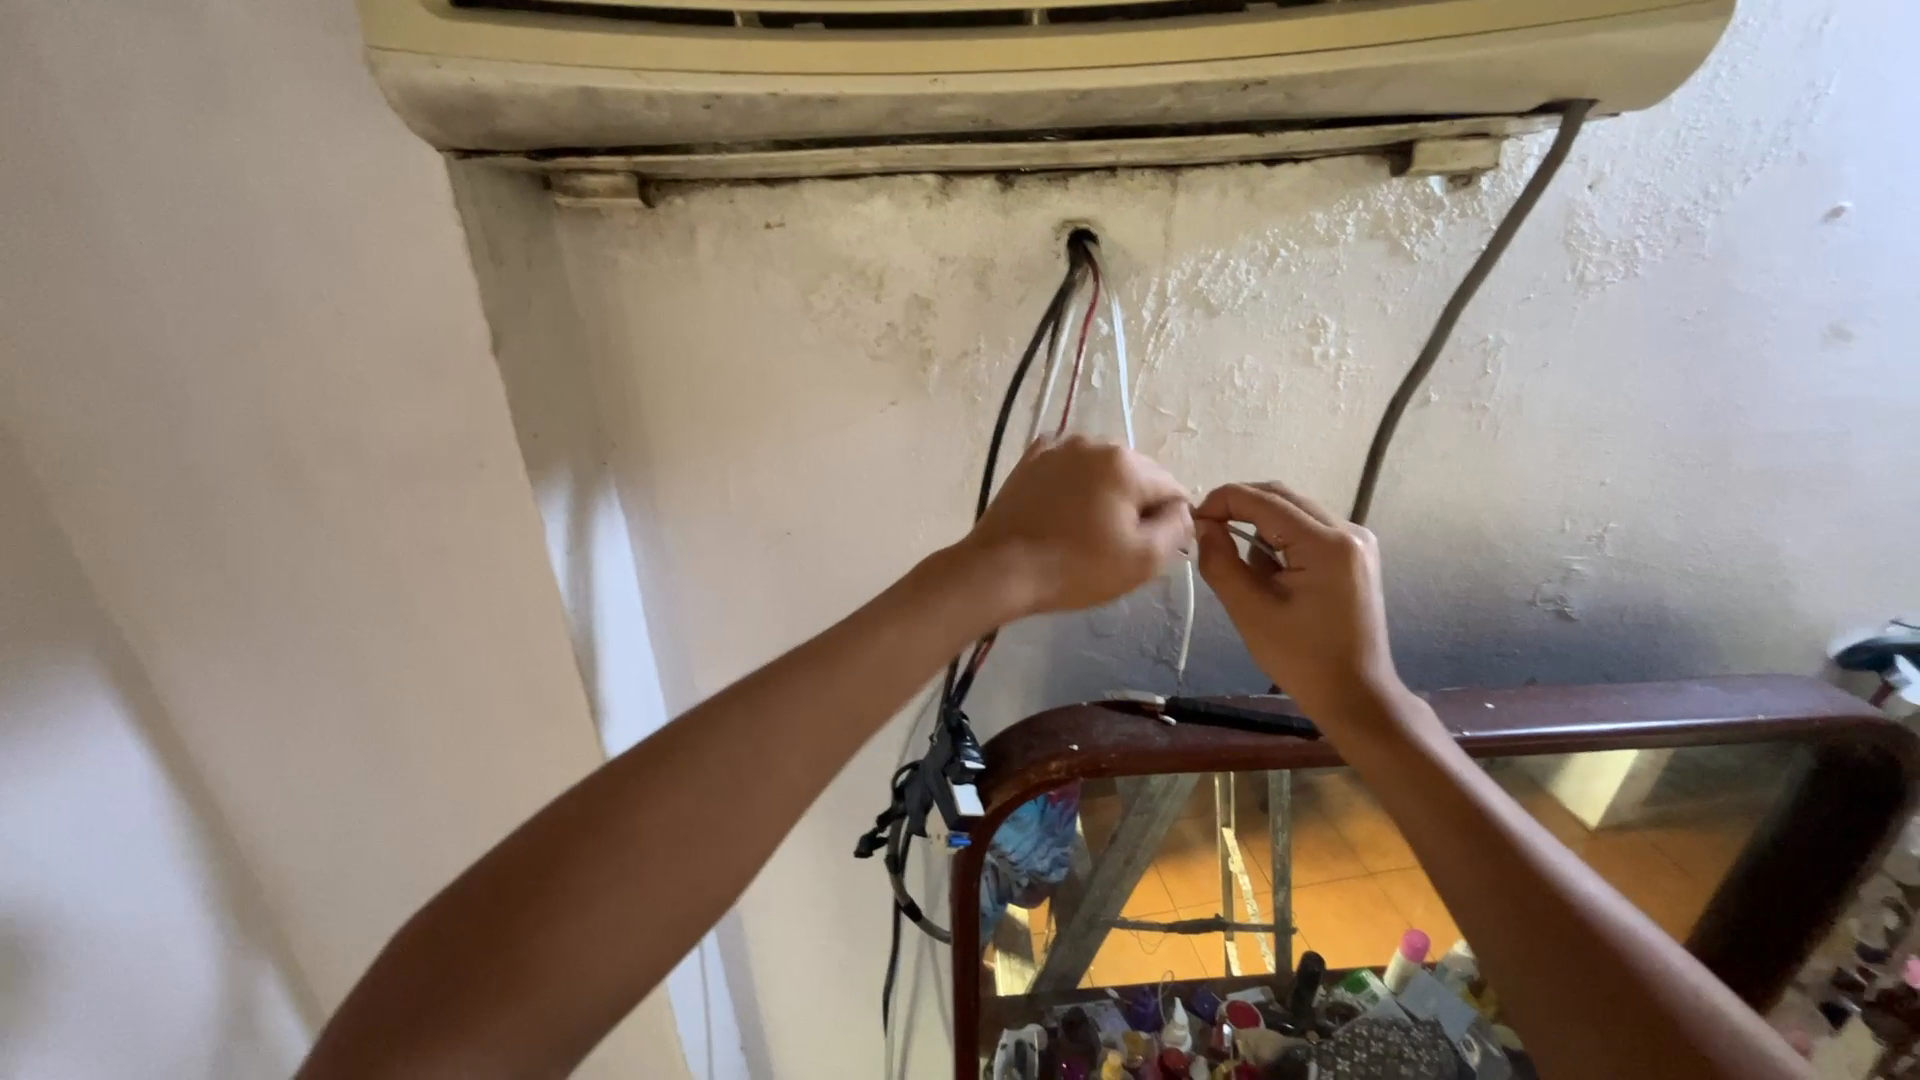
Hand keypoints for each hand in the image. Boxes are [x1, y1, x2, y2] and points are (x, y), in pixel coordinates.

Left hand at [957, 436, 1192, 616]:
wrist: (999, 569)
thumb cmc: (1075, 568)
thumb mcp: (1143, 560)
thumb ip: (1177, 528)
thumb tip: (1182, 510)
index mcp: (1126, 463)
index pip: (1172, 488)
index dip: (1168, 522)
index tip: (1148, 549)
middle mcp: (1094, 442)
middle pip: (1137, 475)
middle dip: (1135, 505)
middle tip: (1115, 546)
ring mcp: (1058, 447)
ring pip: (1103, 470)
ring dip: (1105, 495)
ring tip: (1086, 532)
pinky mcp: (1031, 459)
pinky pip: (1070, 469)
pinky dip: (1075, 487)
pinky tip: (1065, 513)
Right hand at [1193, 482, 1400, 707]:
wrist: (1354, 693)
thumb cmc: (1300, 657)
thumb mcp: (1249, 610)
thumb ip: (1220, 561)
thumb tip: (1204, 525)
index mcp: (1326, 544)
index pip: (1263, 501)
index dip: (1221, 502)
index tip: (1193, 521)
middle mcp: (1348, 531)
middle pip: (1281, 497)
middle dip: (1239, 509)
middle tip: (1207, 532)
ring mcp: (1357, 542)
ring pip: (1294, 511)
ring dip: (1260, 527)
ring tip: (1244, 569)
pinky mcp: (1355, 555)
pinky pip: (1308, 530)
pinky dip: (1280, 540)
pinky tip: (1270, 574)